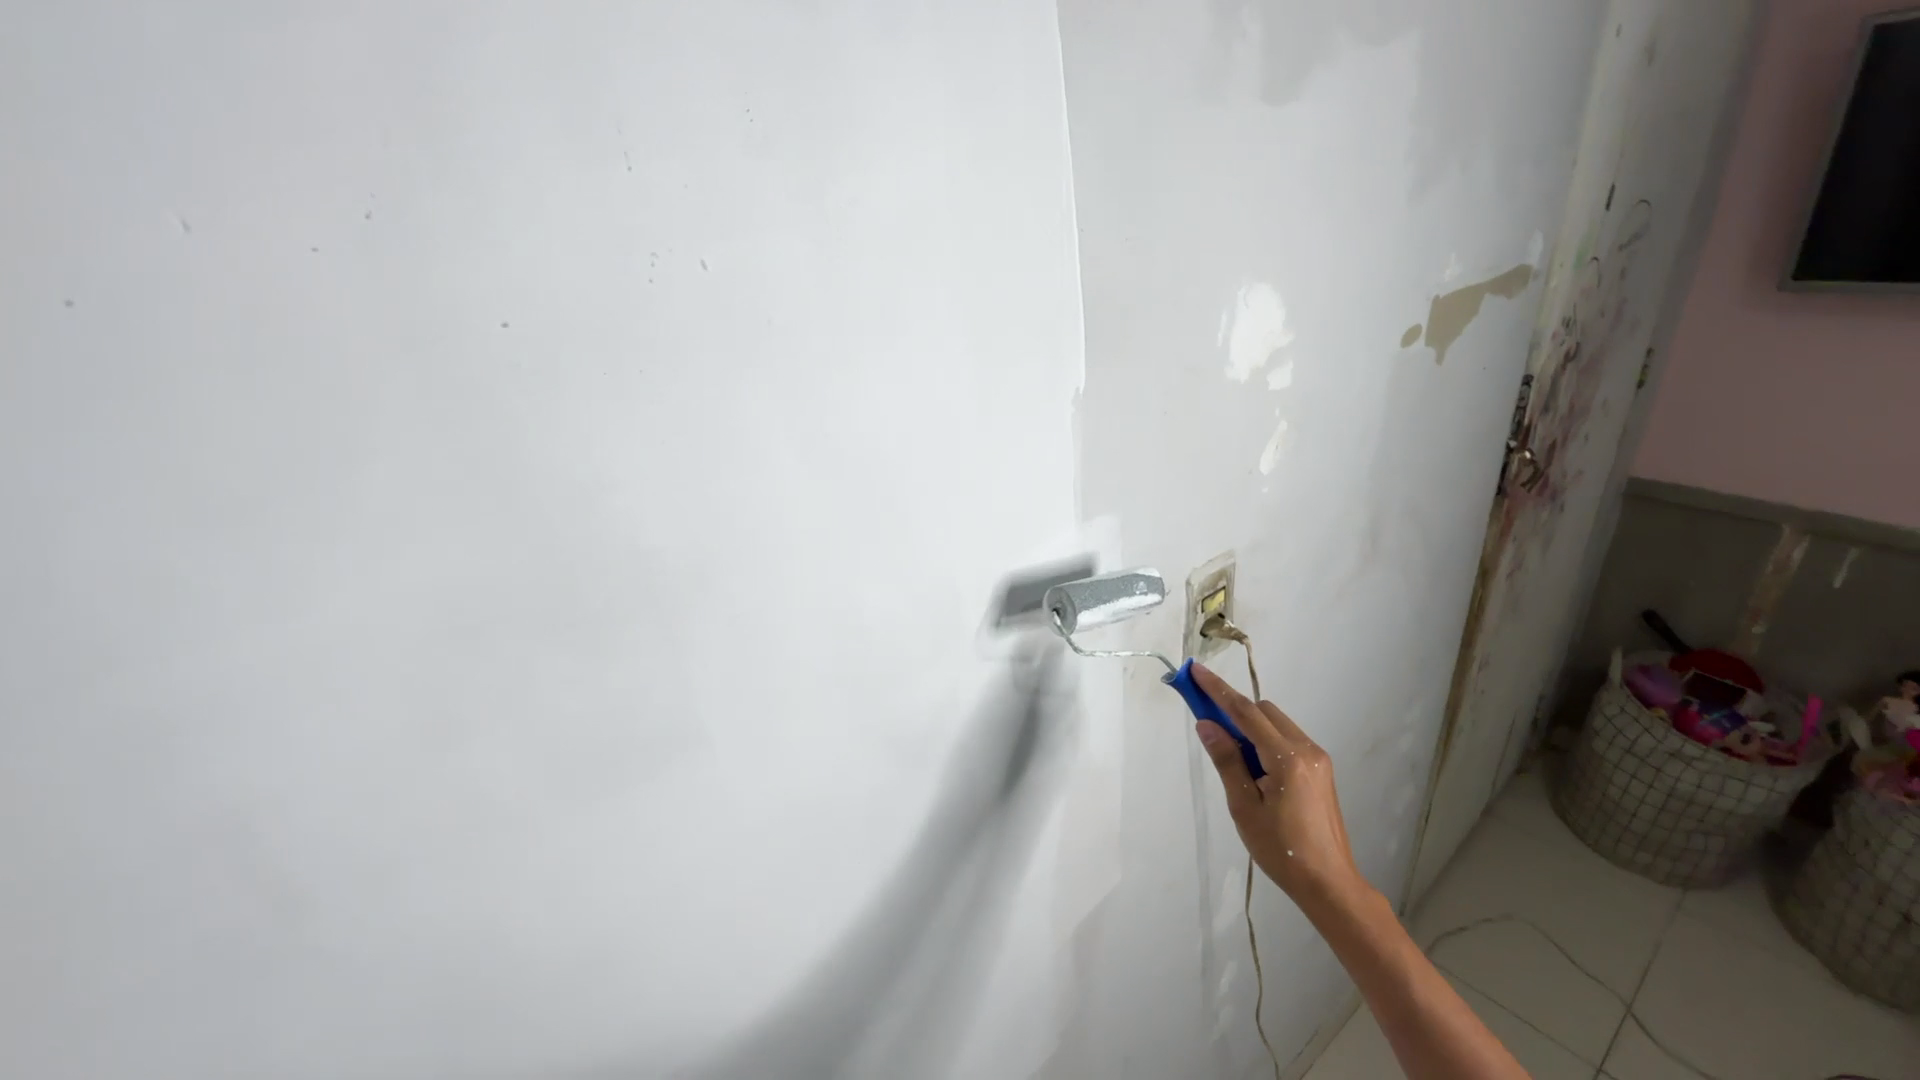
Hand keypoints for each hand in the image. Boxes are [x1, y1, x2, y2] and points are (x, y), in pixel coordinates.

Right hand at [1190, 662, 1365, 904]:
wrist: (1328, 882)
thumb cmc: (1280, 849)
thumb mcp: (1244, 806)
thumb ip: (1226, 760)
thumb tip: (1207, 724)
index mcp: (1287, 758)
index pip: (1246, 712)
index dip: (1217, 690)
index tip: (1195, 670)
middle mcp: (1307, 749)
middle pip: (1264, 712)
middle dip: (1233, 708)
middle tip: (1205, 721)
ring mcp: (1318, 759)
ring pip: (1277, 724)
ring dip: (1250, 725)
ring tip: (1230, 754)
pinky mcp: (1320, 770)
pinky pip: (1287, 740)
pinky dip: (1264, 740)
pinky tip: (1252, 767)